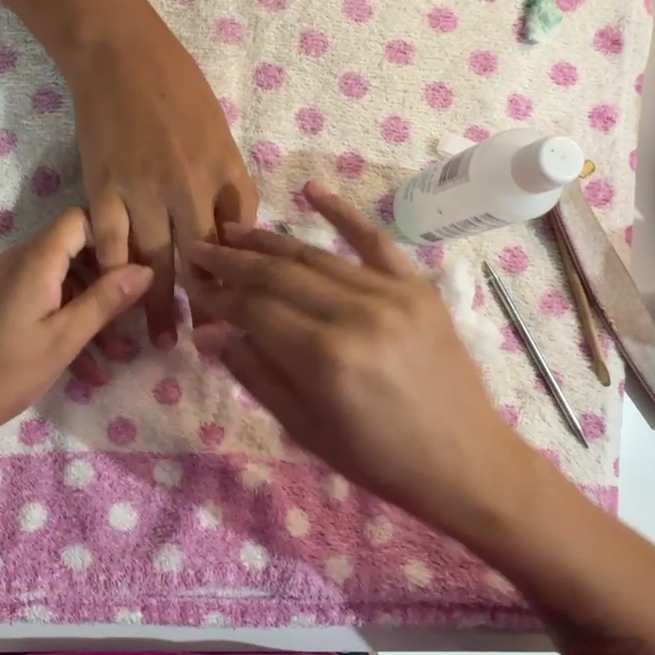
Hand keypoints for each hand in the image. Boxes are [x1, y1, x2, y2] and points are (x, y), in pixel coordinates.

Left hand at [0, 208, 151, 444]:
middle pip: (73, 252)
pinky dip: (65, 323)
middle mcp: (17, 261)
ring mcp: (3, 283)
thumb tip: (146, 268)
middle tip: (137, 316)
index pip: (81, 220)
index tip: (140, 272)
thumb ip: (105, 301)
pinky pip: (40, 301)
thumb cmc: (5, 372)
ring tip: (118, 355)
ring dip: (90, 312)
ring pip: (59, 282)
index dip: (114, 238)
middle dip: (108, 282)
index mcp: (35, 261)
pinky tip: (88, 369)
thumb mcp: (63, 339)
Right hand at [68, 27, 257, 349]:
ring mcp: (144, 191)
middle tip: (200, 345)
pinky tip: (115, 302)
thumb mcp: (222, 136)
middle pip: (198, 261)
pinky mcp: (104, 190)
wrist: (121, 57)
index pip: (237, 243)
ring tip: (159, 340)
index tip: (237, 318)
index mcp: (225, 174)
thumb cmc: (179, 91)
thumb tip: (238, 237)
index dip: (237, 283)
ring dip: (157, 304)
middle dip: (200, 308)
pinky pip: (111, 244)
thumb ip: (231, 188)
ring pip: (155, 260)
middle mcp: (190, 189)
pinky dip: (115, 276)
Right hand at [188, 181, 539, 520]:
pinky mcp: (419, 288)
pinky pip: (376, 242)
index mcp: (325, 357)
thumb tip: (207, 332)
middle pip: (279, 275)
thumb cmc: (376, 458)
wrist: (465, 463)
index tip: (190, 283)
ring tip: (231, 229)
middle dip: (232, 261)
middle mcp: (356, 315)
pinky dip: (344, 214)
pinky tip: (312, 190)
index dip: (217, 295)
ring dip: (269, 240)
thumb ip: (255, 374)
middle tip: (198, 248)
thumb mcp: (305, 428)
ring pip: (316, 256)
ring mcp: (393, 295)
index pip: (253, 310)